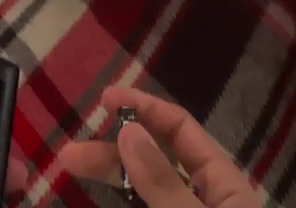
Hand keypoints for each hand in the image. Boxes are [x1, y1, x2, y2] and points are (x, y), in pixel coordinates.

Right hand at [56, 86, 262, 207]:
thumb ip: (164, 182)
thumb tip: (128, 128)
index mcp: (227, 185)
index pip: (181, 129)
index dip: (143, 107)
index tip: (104, 98)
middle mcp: (207, 199)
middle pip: (156, 162)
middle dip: (113, 154)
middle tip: (69, 153)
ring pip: (146, 194)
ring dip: (113, 180)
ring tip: (73, 171)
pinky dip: (122, 203)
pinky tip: (100, 198)